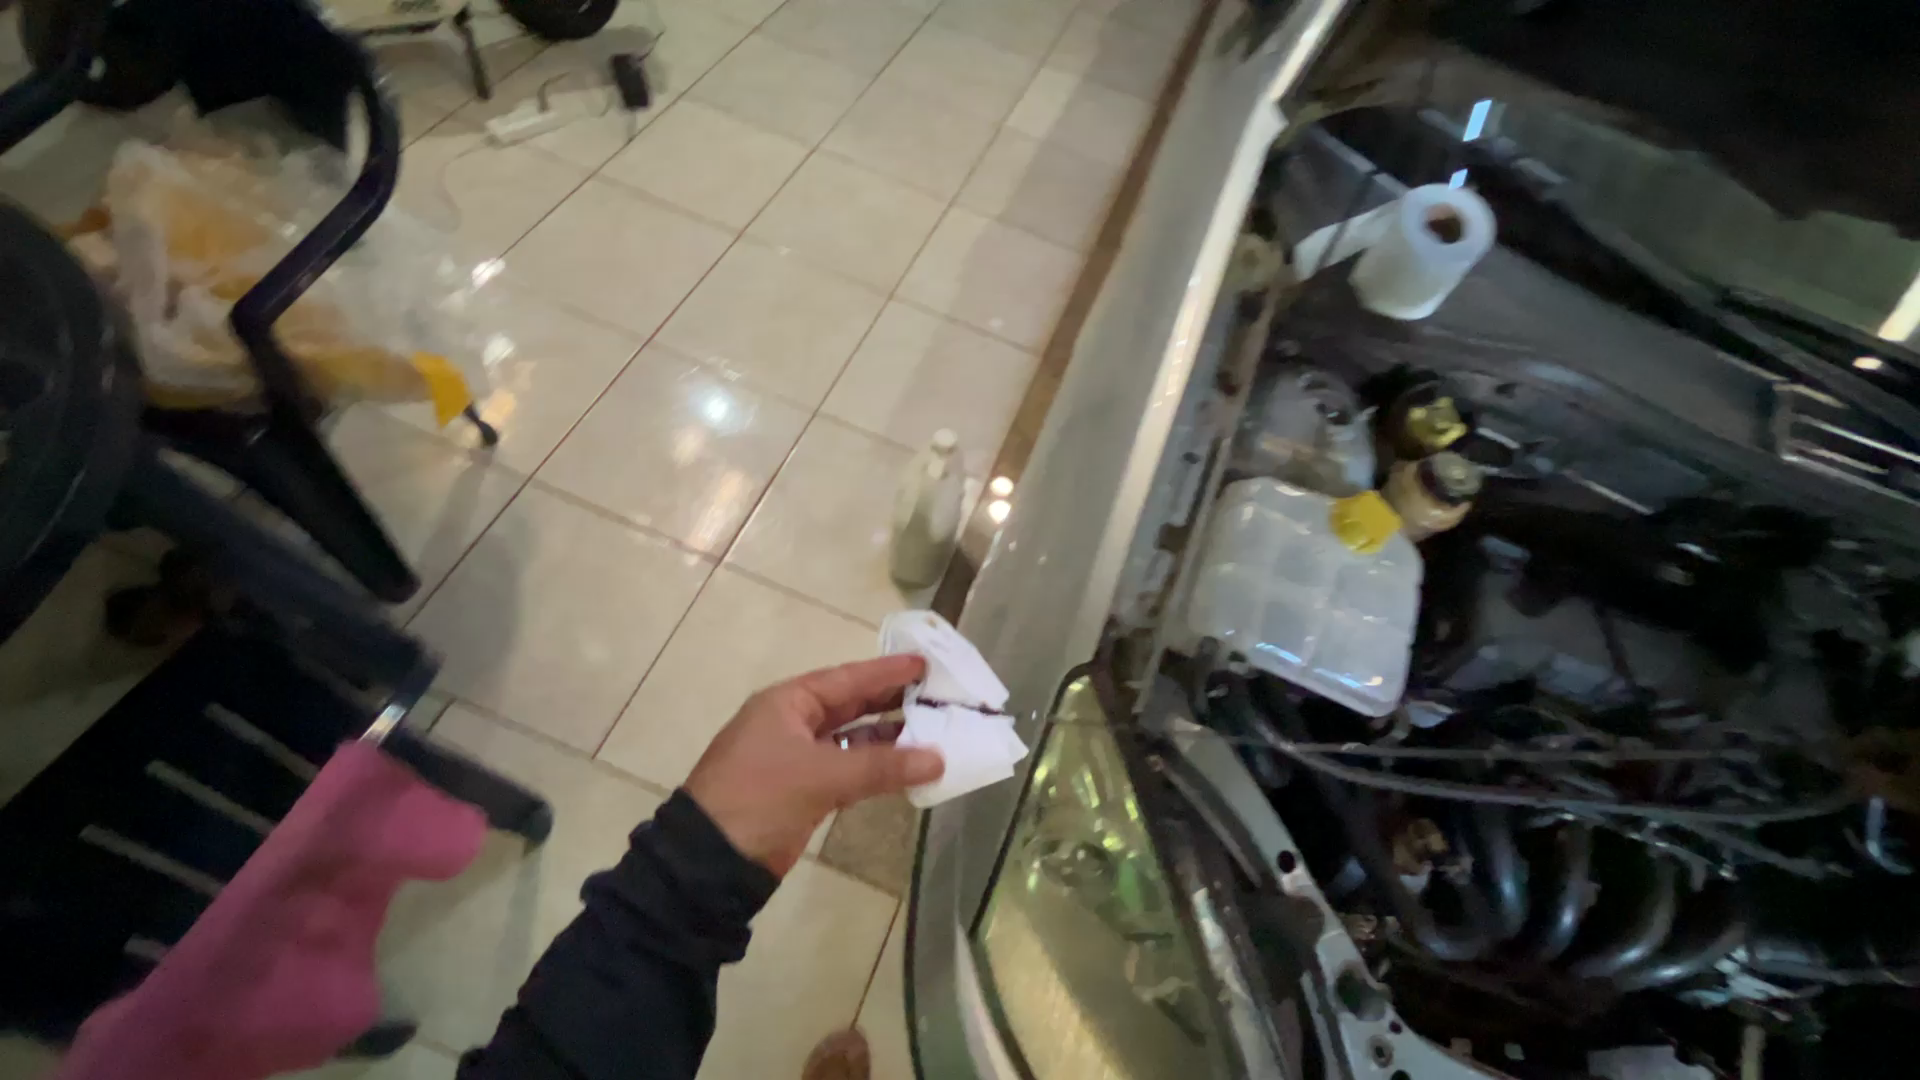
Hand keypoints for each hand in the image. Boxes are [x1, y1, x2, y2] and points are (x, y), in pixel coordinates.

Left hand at [684, 655, 945, 876]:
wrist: (709, 864)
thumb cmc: (759, 799)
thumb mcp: (819, 776)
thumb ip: (881, 766)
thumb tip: (938, 759)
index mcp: (788, 703)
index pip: (847, 678)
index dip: (887, 671)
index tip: (925, 663)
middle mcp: (794, 723)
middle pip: (852, 705)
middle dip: (893, 701)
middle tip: (937, 693)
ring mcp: (799, 758)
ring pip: (853, 739)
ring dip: (889, 738)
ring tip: (935, 730)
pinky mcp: (804, 790)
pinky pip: (849, 769)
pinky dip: (876, 769)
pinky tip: (908, 768)